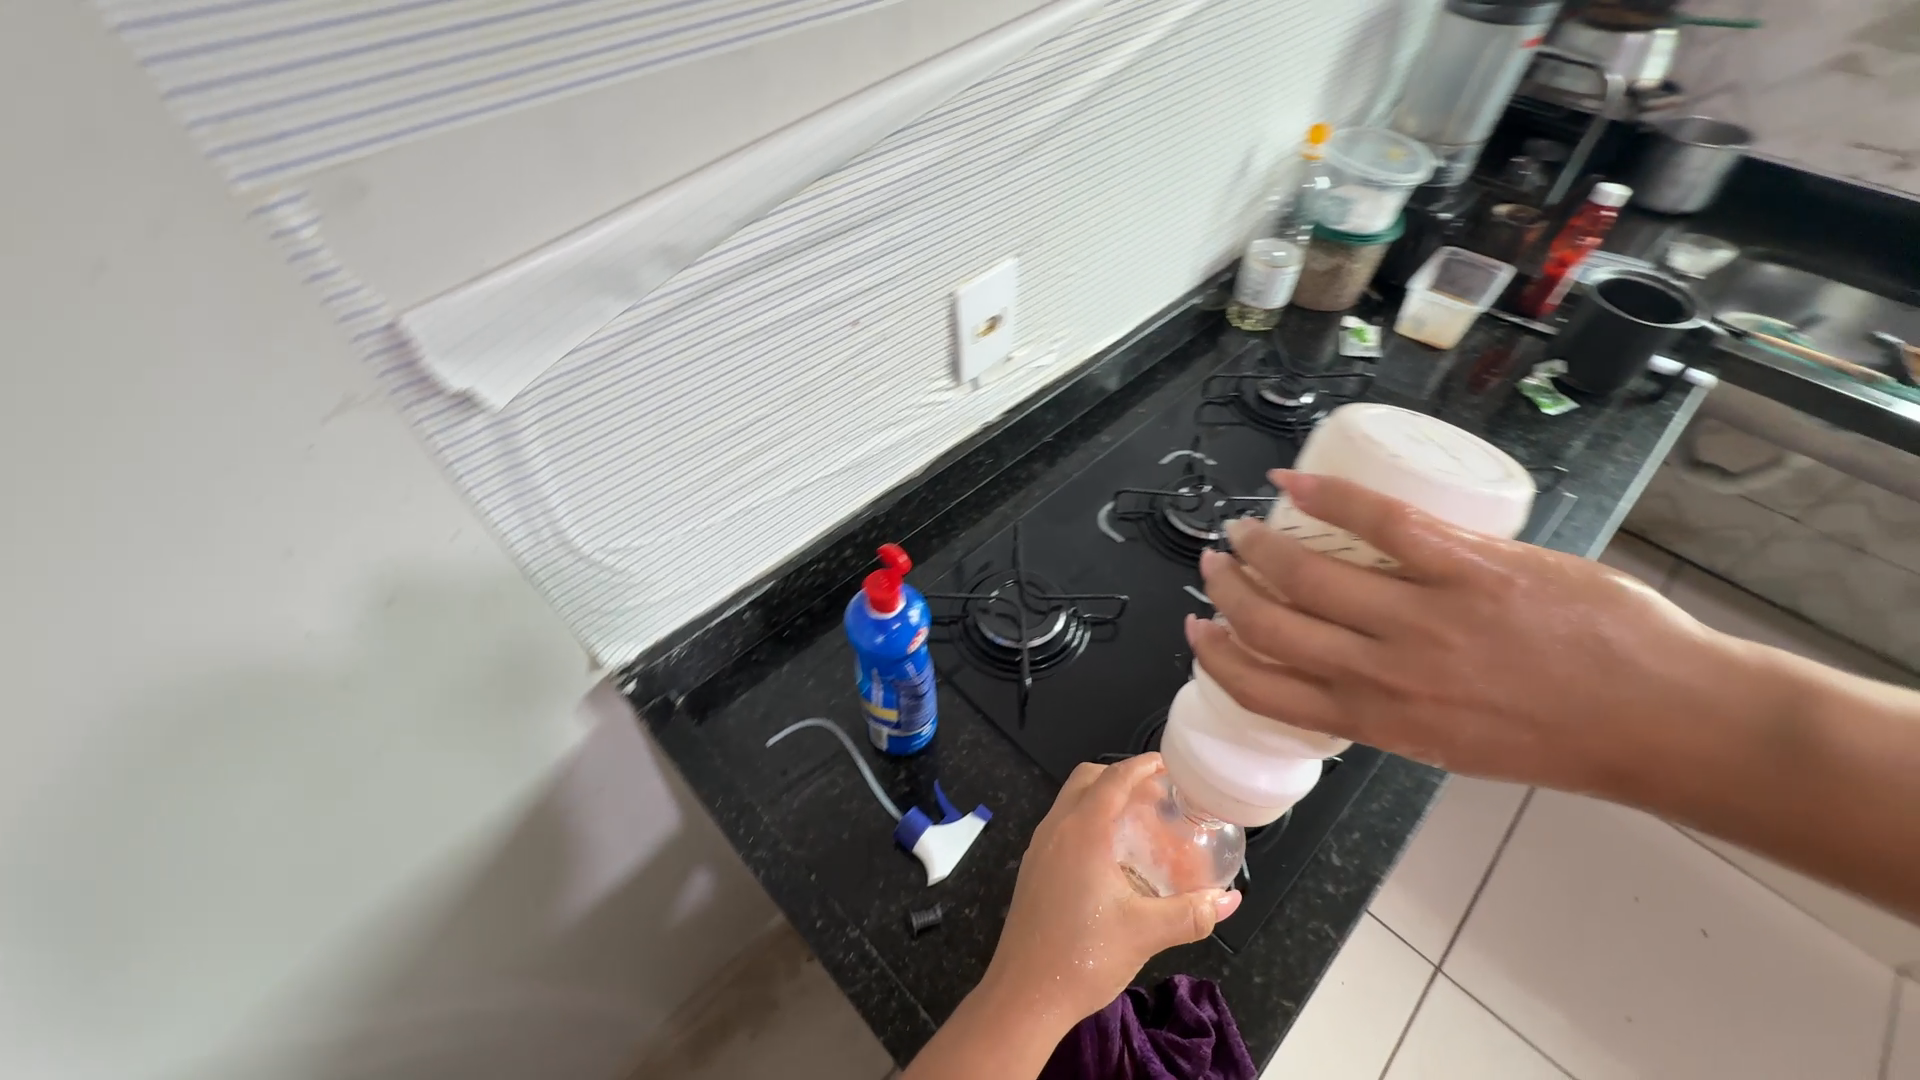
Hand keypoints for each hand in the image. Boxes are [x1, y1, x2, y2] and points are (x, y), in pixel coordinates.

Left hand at [982, 753, 1241, 1028]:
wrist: (1024, 993)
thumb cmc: (1083, 956)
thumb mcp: (1146, 933)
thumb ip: (1191, 913)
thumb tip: (1230, 901)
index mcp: (1081, 831)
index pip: (1113, 779)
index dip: (1141, 765)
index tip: (1168, 764)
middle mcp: (1056, 829)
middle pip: (1087, 780)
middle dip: (1121, 778)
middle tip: (1156, 795)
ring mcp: (1039, 848)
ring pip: (1071, 802)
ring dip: (1102, 800)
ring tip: (1138, 823)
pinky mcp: (1034, 868)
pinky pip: (1062, 826)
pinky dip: (1087, 822)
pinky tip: (1111, 857)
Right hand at [1188, 470, 1753, 798]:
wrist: (1664, 719)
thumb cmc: (1556, 736)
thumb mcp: (1444, 743)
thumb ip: (1384, 708)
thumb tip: (1335, 668)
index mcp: (1374, 718)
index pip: (1261, 688)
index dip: (1215, 656)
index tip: (1199, 629)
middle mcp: (1383, 670)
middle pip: (1270, 622)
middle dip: (1227, 589)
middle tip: (1216, 563)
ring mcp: (1424, 615)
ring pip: (1307, 572)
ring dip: (1258, 546)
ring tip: (1242, 529)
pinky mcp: (1469, 566)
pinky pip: (1379, 522)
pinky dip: (1325, 498)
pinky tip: (1290, 486)